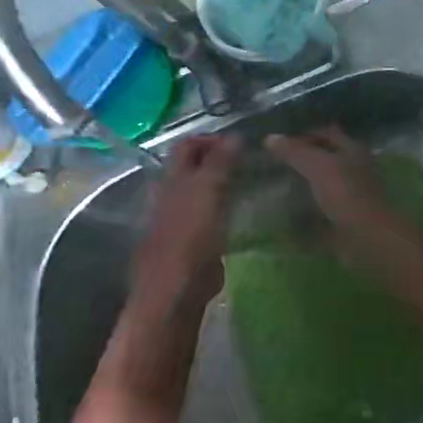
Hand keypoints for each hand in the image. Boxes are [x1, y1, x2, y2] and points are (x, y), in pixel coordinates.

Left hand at [133, 134, 239, 306]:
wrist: (177, 286)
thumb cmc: (192, 234)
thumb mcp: (209, 190)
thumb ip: (221, 162)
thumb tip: (234, 136)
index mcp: (173, 179)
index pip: (186, 146)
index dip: (209, 139)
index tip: (239, 143)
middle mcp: (172, 195)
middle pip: (192, 168)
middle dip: (216, 160)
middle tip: (248, 160)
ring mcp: (181, 219)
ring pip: (200, 191)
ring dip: (221, 183)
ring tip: (249, 182)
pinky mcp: (193, 240)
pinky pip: (209, 214)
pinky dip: (223, 207)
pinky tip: (241, 210)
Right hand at [264, 126, 389, 229]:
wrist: (366, 236)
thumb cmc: (345, 193)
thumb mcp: (318, 166)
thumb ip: (295, 151)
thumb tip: (270, 138)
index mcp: (354, 150)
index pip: (328, 133)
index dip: (305, 135)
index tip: (280, 144)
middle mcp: (357, 169)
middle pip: (328, 159)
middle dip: (304, 161)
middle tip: (276, 164)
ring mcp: (353, 195)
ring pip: (326, 184)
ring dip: (306, 186)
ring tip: (279, 188)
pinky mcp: (348, 218)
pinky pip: (325, 210)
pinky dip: (309, 212)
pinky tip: (290, 214)